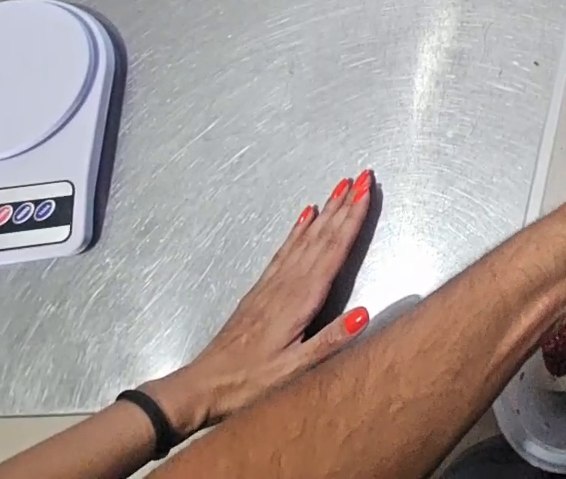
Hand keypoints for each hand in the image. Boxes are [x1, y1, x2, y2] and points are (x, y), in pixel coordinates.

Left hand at [143, 169, 374, 435]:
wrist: (198, 389)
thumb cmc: (248, 384)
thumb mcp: (292, 371)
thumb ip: (329, 341)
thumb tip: (365, 313)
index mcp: (301, 299)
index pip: (334, 249)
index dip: (353, 218)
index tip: (367, 191)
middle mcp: (288, 283)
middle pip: (323, 235)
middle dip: (346, 203)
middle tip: (363, 176)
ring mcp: (273, 283)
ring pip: (307, 237)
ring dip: (328, 209)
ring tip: (342, 186)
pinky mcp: (262, 288)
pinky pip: (286, 249)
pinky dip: (300, 228)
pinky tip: (307, 214)